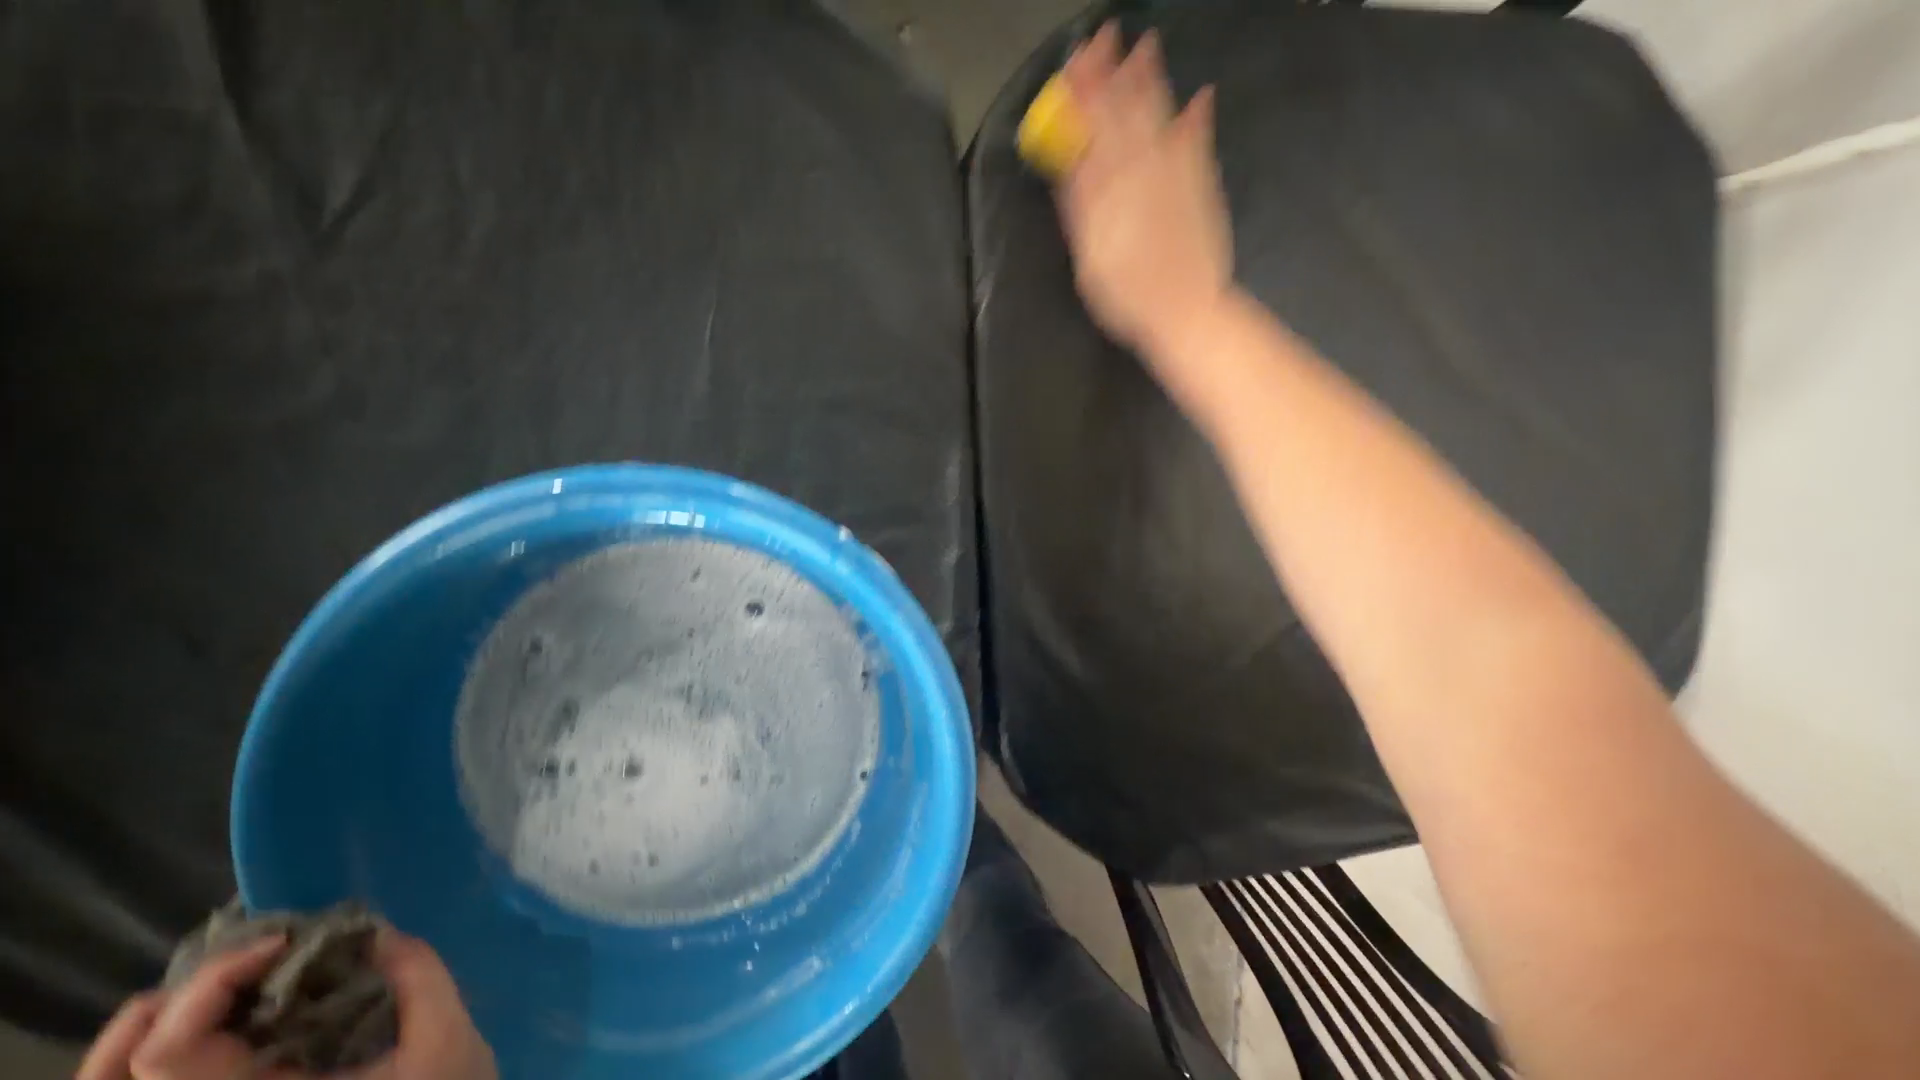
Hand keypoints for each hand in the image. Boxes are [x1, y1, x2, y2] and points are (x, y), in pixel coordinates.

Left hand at [77, 929, 495, 1079]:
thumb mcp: (445, 1040)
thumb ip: (418, 976)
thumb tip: (374, 934)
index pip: (167, 1053)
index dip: (211, 983)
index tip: (283, 944)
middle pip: (128, 1062)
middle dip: (190, 989)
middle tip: (265, 951)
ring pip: (123, 1078)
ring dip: (167, 1018)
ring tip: (238, 977)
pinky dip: (179, 1043)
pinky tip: (239, 1013)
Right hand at [1056, 24, 1231, 376]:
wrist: (1186, 310)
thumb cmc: (1127, 294)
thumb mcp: (1088, 255)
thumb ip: (1080, 204)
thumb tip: (1068, 163)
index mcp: (1107, 187)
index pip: (1088, 127)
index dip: (1080, 91)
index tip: (1073, 61)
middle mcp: (1140, 170)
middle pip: (1123, 111)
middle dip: (1113, 71)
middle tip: (1106, 36)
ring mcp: (1175, 173)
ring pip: (1160, 116)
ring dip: (1151, 80)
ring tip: (1146, 47)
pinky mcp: (1202, 183)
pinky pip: (1199, 140)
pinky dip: (1198, 117)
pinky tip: (1201, 96)